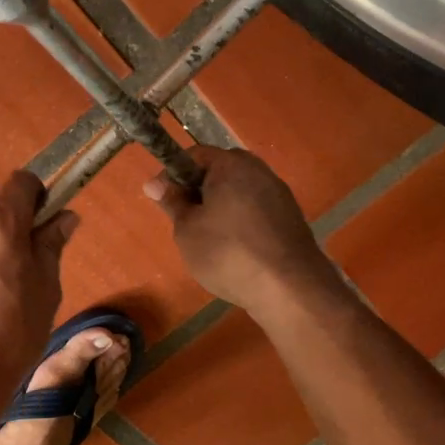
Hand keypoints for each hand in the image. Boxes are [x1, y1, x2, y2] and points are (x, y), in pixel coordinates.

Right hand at [145, 146, 342, 317]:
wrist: (290, 289)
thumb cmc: (227, 252)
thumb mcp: (187, 228)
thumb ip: (172, 202)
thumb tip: (154, 184)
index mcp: (232, 165)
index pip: (195, 155)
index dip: (172, 174)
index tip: (161, 200)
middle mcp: (260, 171)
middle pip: (219, 172)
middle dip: (197, 192)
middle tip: (182, 220)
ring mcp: (279, 195)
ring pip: (237, 192)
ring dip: (218, 208)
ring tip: (207, 239)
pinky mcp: (290, 218)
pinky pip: (254, 210)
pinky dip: (238, 222)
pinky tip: (233, 249)